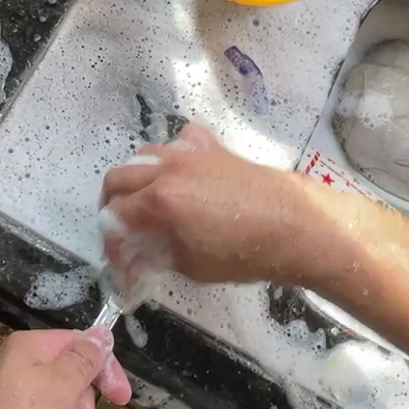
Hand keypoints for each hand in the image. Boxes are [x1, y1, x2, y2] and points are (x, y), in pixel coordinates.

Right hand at [99, 125, 356, 290]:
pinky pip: (179, 141)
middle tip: (121, 229)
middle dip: (111, 206)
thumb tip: (136, 259)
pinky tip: (180, 174)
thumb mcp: (192, 266)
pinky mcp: (211, 147)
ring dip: (136, 179)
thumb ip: (156, 256)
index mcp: (161, 201)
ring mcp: (190, 154)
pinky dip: (171, 155)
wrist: (296, 226)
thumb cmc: (246, 254)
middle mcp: (168, 170)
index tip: (121, 261)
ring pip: (143, 155)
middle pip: (117, 179)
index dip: (112, 243)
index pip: (115, 218)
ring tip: (144, 201)